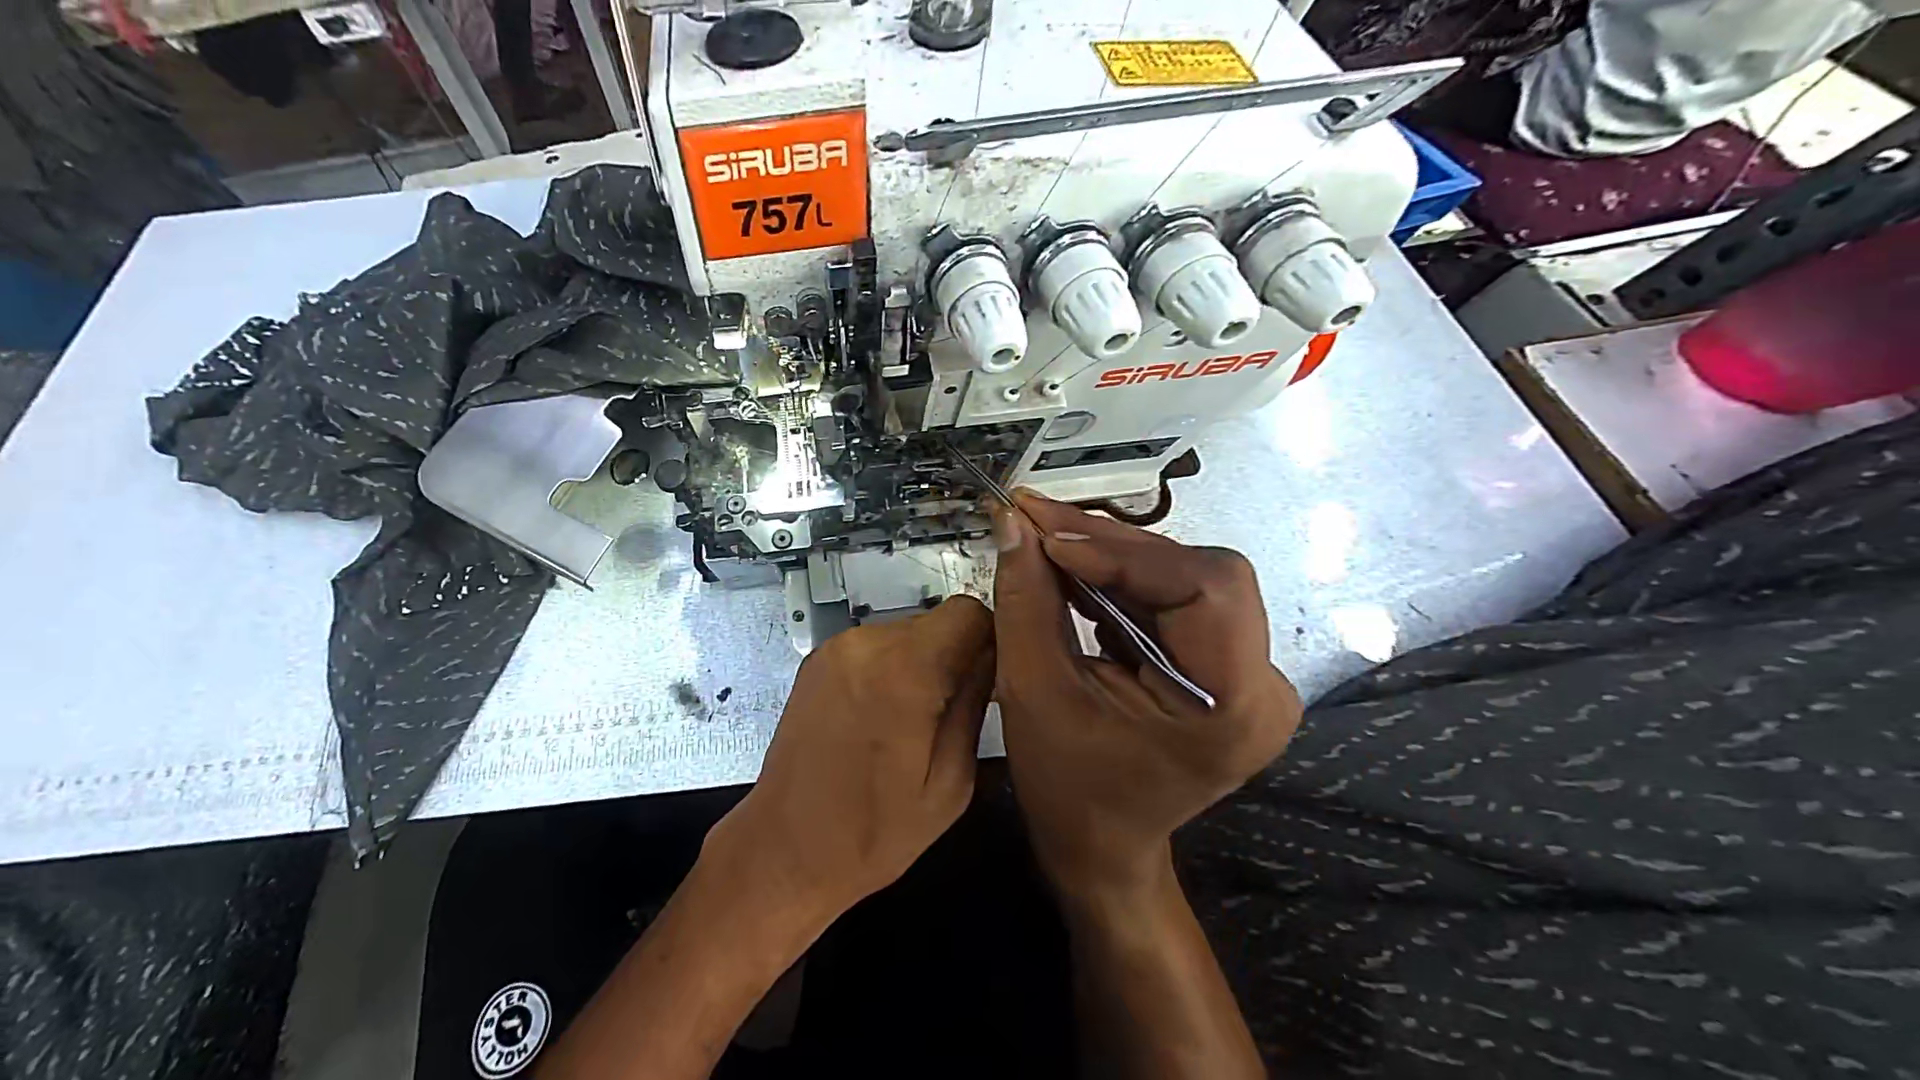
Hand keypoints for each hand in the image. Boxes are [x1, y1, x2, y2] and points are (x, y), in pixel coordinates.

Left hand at [704, 596, 995, 921]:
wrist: (785, 850)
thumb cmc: (874, 831)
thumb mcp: (950, 782)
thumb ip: (975, 705)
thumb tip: (995, 657)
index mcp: (904, 671)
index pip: (969, 613)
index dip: (990, 639)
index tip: (994, 676)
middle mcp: (866, 645)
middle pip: (938, 621)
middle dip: (956, 656)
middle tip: (956, 711)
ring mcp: (836, 649)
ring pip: (909, 632)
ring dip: (924, 664)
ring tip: (916, 722)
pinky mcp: (818, 660)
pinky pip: (878, 647)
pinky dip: (893, 670)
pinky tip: (885, 717)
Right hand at [990, 492, 1301, 895]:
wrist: (1101, 845)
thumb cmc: (1066, 788)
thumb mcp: (1034, 692)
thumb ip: (1026, 601)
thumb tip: (1013, 524)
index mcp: (1233, 708)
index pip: (1202, 588)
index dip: (1122, 552)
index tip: (1045, 532)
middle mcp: (1261, 684)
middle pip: (1197, 574)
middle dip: (1111, 545)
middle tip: (1036, 519)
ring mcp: (1249, 673)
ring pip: (1184, 577)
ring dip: (1112, 555)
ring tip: (1046, 537)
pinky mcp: (1226, 665)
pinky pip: (1175, 600)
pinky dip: (1121, 579)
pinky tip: (1072, 568)